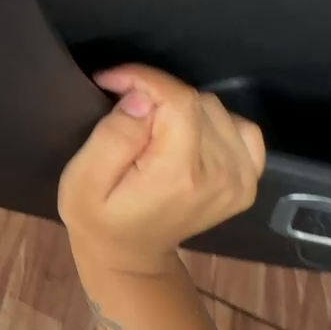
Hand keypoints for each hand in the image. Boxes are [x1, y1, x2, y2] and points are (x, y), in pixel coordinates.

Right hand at [58, 65, 266, 276]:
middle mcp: (222, 174)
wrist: (128, 251)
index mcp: (179, 172)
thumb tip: (141, 100)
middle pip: (197, 101)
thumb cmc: (95, 214)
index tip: (108, 80)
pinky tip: (183, 130)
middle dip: (154, 90)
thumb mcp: (83, 178)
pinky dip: (210, 119)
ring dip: (177, 104)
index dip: (143, 78)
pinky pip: (241, 129)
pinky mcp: (246, 180)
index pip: (179, 100)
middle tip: (118, 101)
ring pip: (215, 109)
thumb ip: (113, 137)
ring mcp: (240, 179)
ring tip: (146, 118)